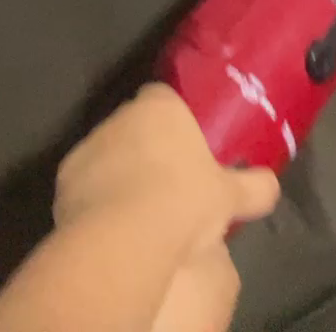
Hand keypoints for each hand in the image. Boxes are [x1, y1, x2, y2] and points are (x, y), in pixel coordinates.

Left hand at [53, 84, 280, 258]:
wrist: (124, 238)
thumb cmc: (184, 201)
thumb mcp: (230, 196)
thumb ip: (253, 186)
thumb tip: (272, 185)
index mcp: (162, 108)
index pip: (163, 97)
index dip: (172, 119)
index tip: (184, 144)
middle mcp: (121, 117)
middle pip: (133, 125)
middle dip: (144, 146)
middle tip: (165, 180)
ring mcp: (89, 145)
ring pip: (106, 153)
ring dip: (117, 171)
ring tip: (136, 208)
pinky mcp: (63, 179)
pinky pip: (84, 182)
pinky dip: (95, 196)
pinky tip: (111, 222)